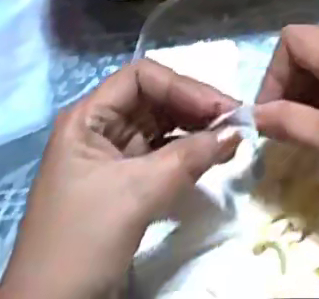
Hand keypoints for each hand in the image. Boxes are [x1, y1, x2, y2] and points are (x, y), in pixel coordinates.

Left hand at [0, 60, 242, 298]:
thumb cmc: (82, 241)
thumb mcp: (135, 195)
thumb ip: (187, 158)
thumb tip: (235, 132)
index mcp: (88, 117)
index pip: (141, 78)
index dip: (182, 86)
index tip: (220, 107)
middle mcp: (99, 129)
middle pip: (153, 99)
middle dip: (194, 106)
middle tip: (236, 121)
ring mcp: (111, 159)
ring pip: (160, 127)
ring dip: (195, 129)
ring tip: (231, 137)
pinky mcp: (123, 188)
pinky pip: (161, 157)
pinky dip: (187, 155)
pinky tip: (213, 157)